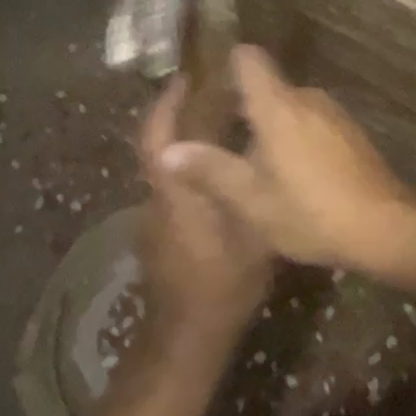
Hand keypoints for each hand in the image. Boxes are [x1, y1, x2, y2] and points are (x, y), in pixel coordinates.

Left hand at [138, 80, 272, 336]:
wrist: (187, 338)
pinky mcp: (162, 238)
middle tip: (219, 96)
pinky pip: (176, 192)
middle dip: (182, 118)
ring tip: (231, 133)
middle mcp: (157, 201)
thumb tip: (260, 148)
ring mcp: (155, 222)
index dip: (166, 104)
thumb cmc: (224, 282)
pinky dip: (195, 175)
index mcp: (176, 194)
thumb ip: (249, 188)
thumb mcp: (252, 233)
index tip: (185, 77)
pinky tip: (227, 179)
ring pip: (170, 171)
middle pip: (161, 148)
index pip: (157, 137)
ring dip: (191, 147)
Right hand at [158, 46, 415, 270]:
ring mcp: (334, 113)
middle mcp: (307, 99)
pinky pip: (312, 123)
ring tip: (251, 161)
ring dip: (272, 127)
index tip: (206, 83)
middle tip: (219, 136)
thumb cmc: (311, 212)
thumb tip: (167, 151)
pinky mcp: (351, 132)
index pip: (250, 60)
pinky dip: (297, 138)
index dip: (227, 64)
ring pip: (291, 108)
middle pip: (268, 87)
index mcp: (279, 107)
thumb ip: (210, 171)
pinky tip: (291, 173)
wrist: (384, 225)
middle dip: (244, 107)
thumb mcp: (252, 200)